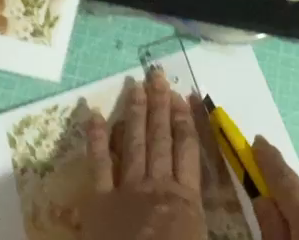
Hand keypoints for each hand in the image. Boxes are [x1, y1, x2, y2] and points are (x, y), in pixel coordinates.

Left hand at [81, 67, 205, 239]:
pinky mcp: (100, 203)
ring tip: (136, 85)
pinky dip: (97, 140)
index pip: (187, 149)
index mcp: (186, 199)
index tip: (183, 95)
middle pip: (161, 138)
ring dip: (135, 113)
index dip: (185, 120)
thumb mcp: (199, 239)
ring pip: (133, 144)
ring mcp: (127, 191)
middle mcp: (158, 186)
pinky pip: (99, 166)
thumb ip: (198, 217)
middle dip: (160, 105)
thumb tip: (202, 201)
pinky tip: (96, 116)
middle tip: (157, 75)